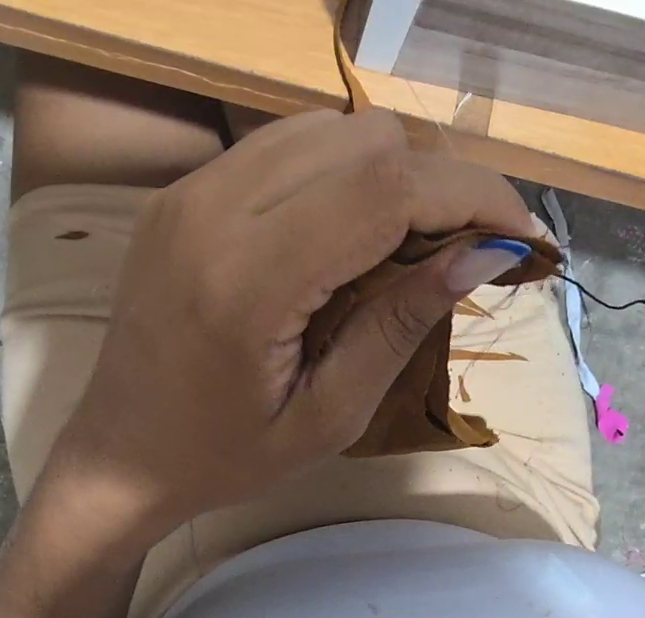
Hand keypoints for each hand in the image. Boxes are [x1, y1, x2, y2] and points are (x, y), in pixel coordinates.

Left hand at [42, 108, 536, 524]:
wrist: (121, 455)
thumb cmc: (225, 459)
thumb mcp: (328, 418)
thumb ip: (399, 328)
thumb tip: (480, 258)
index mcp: (250, 280)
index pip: (387, 189)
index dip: (474, 197)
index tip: (523, 237)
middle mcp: (214, 209)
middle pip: (366, 141)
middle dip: (442, 185)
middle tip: (470, 252)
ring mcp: (190, 191)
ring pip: (330, 130)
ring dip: (393, 175)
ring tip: (413, 247)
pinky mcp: (183, 191)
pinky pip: (285, 147)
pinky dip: (341, 174)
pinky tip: (350, 235)